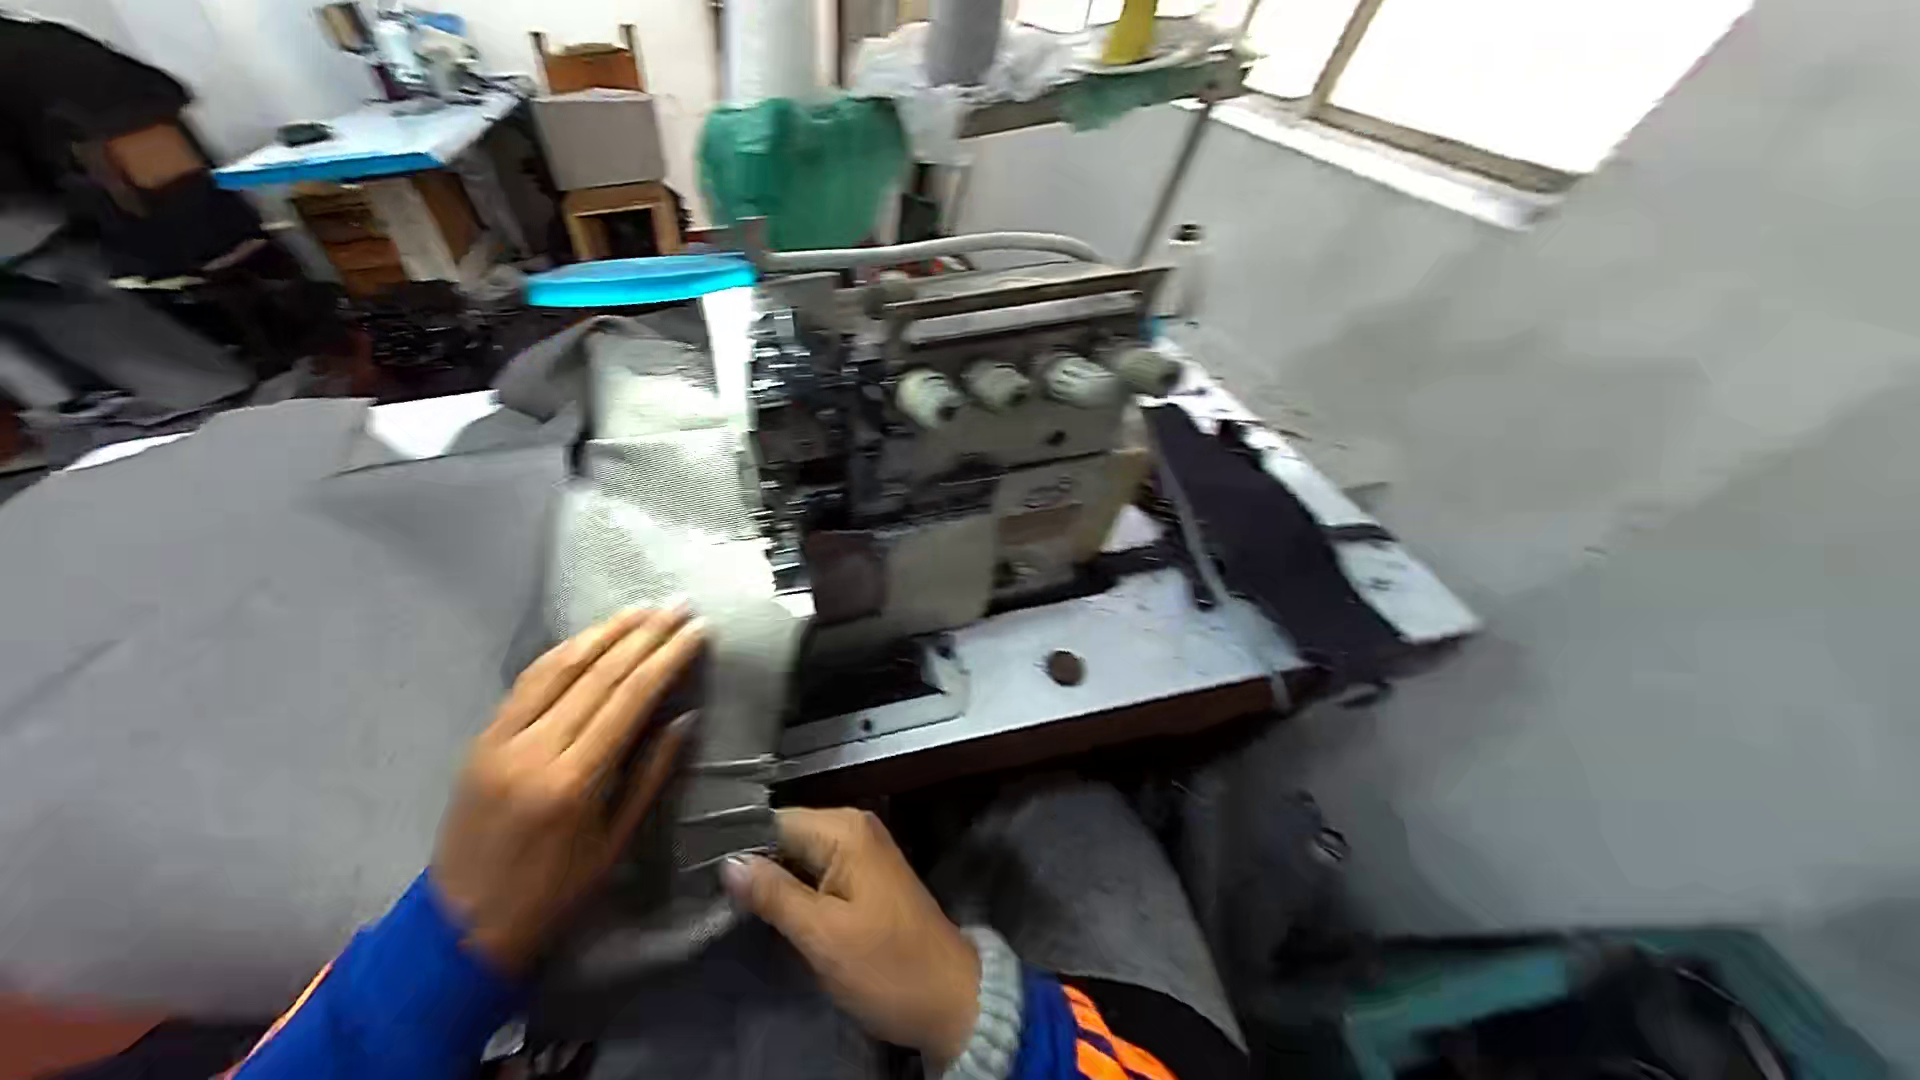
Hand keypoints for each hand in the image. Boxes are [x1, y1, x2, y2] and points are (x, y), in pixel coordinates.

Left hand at [431, 608, 704, 971]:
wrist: (458, 927)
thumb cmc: (554, 892)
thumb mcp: (617, 841)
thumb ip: (652, 773)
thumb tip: (685, 717)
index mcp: (572, 781)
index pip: (630, 698)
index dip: (667, 658)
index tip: (697, 630)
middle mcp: (533, 749)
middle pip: (599, 673)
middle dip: (645, 633)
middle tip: (679, 605)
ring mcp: (499, 739)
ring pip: (559, 666)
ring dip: (605, 632)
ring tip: (643, 608)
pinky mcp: (480, 739)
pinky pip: (528, 682)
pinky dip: (565, 651)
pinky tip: (592, 635)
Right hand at [722, 808, 980, 1069]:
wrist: (949, 998)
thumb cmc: (887, 966)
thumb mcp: (824, 936)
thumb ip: (774, 895)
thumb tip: (728, 862)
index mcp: (845, 829)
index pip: (775, 821)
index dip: (739, 847)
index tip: (701, 874)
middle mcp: (854, 826)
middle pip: (786, 834)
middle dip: (754, 863)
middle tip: (711, 896)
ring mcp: (861, 849)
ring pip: (799, 853)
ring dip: (771, 878)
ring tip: (728, 904)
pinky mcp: (863, 873)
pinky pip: (816, 868)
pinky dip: (793, 886)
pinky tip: (767, 908)